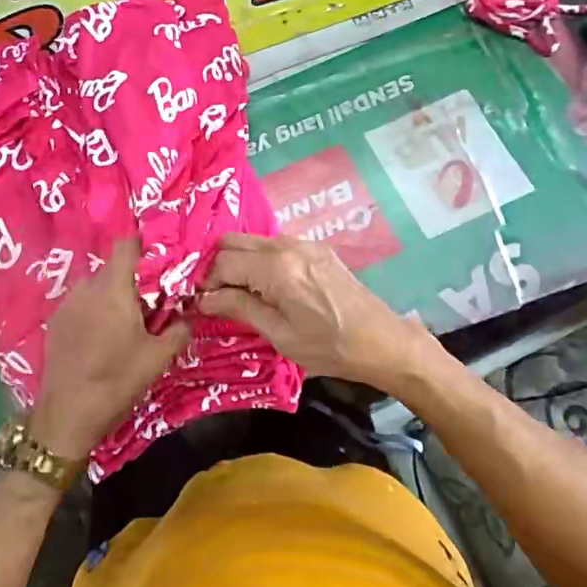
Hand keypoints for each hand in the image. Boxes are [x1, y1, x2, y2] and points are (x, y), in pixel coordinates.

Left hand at [29, 238, 189, 459]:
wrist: (67, 413)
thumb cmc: (117, 381)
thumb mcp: (158, 358)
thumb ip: (179, 330)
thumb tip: (188, 314)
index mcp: (113, 288)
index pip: (126, 245)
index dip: (143, 247)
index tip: (158, 264)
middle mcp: (86, 287)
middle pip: (113, 269)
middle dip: (131, 283)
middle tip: (147, 309)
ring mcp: (66, 303)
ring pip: (95, 288)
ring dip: (110, 298)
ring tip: (123, 328)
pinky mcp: (54, 321)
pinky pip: (80, 305)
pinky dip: (92, 313)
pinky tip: (99, 341)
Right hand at [199, 233, 451, 392]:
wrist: (384, 342)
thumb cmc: (329, 347)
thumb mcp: (279, 334)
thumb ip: (239, 308)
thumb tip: (204, 299)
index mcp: (276, 267)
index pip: (223, 262)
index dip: (207, 282)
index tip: (203, 303)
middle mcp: (287, 245)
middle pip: (233, 241)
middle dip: (218, 265)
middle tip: (217, 295)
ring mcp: (304, 243)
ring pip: (253, 240)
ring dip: (239, 261)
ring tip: (240, 292)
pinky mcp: (316, 248)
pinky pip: (274, 245)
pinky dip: (259, 260)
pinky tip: (265, 285)